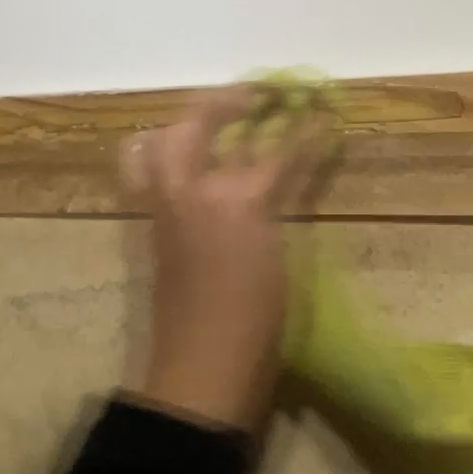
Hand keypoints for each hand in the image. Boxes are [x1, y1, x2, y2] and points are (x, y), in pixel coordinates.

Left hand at [119, 86, 333, 428]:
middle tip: (256, 100)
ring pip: (162, 150)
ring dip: (190, 128)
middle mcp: (188, 197)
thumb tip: (293, 159)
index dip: (297, 128)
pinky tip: (206, 170)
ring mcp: (167, 216)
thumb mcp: (278, 257)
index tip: (315, 107)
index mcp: (229, 202)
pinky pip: (157, 179)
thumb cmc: (253, 322)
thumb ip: (283, 196)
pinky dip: (174, 160)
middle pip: (193, 128)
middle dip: (224, 104)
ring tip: (222, 127)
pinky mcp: (159, 239)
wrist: (203, 374)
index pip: (271, 150)